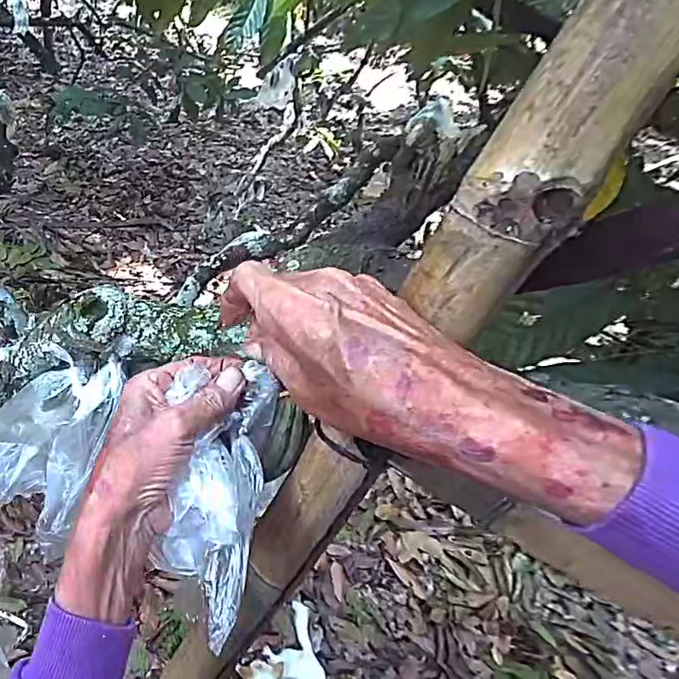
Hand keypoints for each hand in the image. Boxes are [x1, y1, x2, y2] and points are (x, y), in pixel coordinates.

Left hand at [59, 357, 247, 621]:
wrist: (126, 516)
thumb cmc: (135, 467)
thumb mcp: (174, 425)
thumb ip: (207, 400)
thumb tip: (235, 378)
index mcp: (147, 389)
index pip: (190, 368)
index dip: (220, 369)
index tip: (249, 371)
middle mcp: (158, 407)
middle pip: (201, 391)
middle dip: (228, 393)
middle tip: (257, 393)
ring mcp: (171, 433)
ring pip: (208, 416)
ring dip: (229, 416)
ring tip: (254, 412)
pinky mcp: (182, 456)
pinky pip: (209, 439)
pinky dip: (225, 436)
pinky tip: (242, 433)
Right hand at [218, 262, 641, 524]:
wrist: (447, 399)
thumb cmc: (382, 402)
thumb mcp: (306, 390)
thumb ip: (273, 356)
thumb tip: (261, 343)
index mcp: (296, 306)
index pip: (246, 275)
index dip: (231, 297)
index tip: (231, 318)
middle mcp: (326, 283)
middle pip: (277, 282)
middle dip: (263, 311)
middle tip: (262, 345)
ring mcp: (356, 284)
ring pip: (307, 288)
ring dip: (294, 314)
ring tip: (300, 353)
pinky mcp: (379, 293)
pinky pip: (336, 295)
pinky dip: (323, 314)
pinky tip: (333, 350)